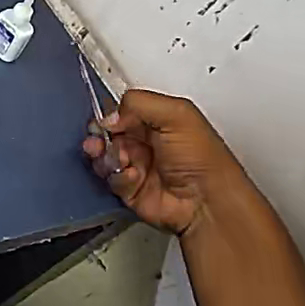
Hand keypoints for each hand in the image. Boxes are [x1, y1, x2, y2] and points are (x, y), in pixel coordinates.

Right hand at [82, 89, 247, 235]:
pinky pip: (111, 179)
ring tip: (118, 159)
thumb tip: (111, 116)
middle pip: (108, 134)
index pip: (122, 111)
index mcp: (158, 120)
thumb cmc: (203, 159)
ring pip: (105, 157)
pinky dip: (119, 177)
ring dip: (106, 157)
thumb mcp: (176, 114)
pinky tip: (133, 177)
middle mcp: (146, 142)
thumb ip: (139, 104)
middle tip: (98, 140)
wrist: (206, 201)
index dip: (110, 115)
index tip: (104, 120)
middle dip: (100, 136)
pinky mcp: (131, 189)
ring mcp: (137, 165)